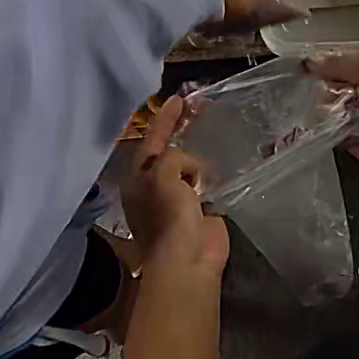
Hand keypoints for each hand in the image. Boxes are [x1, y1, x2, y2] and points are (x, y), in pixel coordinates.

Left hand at [119, 98, 228, 286]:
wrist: (188, 259)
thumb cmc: (168, 216)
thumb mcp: (161, 175)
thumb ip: (171, 157)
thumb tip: (191, 168)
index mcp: (138, 178)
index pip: (151, 140)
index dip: (165, 119)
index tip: (179, 98)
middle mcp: (154, 186)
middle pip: (168, 150)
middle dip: (181, 130)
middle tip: (199, 109)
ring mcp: (177, 199)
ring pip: (187, 166)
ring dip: (198, 154)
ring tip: (212, 132)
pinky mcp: (198, 211)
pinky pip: (204, 183)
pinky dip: (211, 174)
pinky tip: (220, 164)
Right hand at [310, 52, 358, 175]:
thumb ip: (339, 64)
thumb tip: (309, 61)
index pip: (336, 60)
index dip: (319, 63)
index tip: (299, 67)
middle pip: (326, 84)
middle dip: (319, 88)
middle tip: (322, 93)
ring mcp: (356, 113)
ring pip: (324, 108)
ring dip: (324, 109)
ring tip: (334, 112)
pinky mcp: (352, 138)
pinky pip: (329, 131)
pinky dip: (327, 130)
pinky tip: (327, 127)